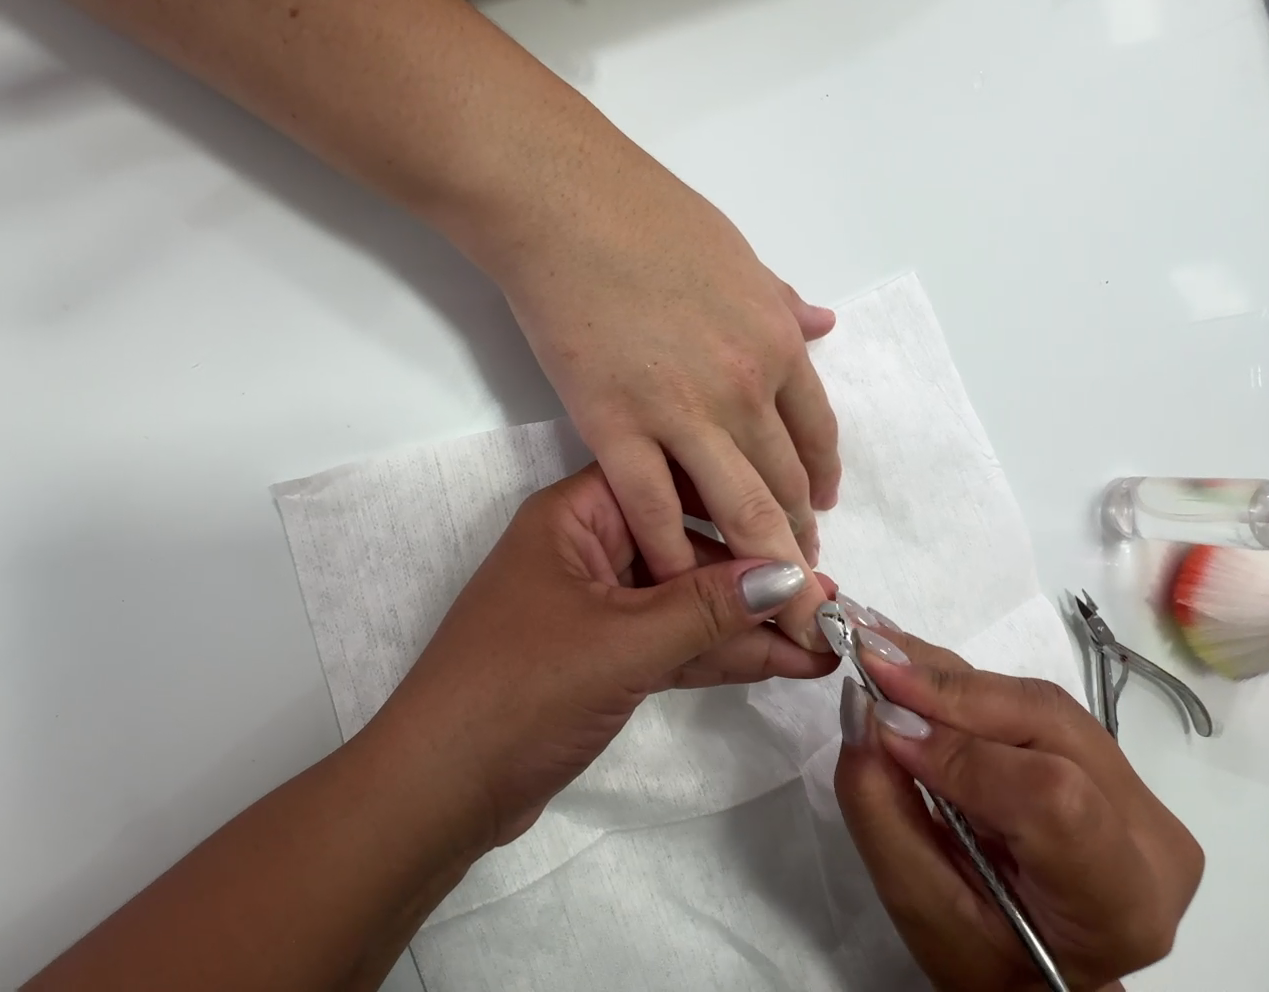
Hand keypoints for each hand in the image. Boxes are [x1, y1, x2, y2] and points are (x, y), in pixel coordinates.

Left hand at [372, 464, 839, 846]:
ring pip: (684, 599)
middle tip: (828, 598)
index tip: (804, 526)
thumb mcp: (620, 642)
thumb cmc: (521, 690)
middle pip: (685, 544)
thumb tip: (793, 574)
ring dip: (746, 622)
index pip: (669, 480)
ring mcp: (598, 605)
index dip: (736, 498)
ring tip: (823, 638)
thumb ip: (708, 607)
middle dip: (754, 574)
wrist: (440, 788)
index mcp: (576, 514)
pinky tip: (782, 662)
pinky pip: (672, 640)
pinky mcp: (605, 655)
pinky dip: (719, 653)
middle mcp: (589, 547)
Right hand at [492, 176, 840, 650]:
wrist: (563, 206)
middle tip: (802, 575)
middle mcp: (744, 387)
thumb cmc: (646, 217)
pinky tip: (683, 585)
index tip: (821, 509)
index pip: (815, 432)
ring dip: (757, 559)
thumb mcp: (734, 255)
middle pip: (782, 480)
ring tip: (764, 597)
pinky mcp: (615, 428)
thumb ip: (778, 301)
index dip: (821, 479)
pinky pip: (654, 509)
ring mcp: (682, 412)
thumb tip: (822, 321)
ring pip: (736, 507)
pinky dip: (674, 555)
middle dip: (797, 535)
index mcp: (775, 342)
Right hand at [835, 631, 1201, 990]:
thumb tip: (862, 708)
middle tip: (867, 657)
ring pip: (1034, 700)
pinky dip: (961, 681)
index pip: (1050, 797)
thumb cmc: (978, 955)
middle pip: (1046, 724)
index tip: (880, 721)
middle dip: (946, 688)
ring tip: (878, 649)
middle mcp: (1149, 835)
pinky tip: (911, 661)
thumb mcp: (916, 905)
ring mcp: (1137, 790)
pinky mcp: (1108, 758)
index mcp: (1117, 902)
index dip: (960, 751)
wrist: (1037, 969)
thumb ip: (881, 806)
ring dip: (947, 675)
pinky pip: (1028, 702)